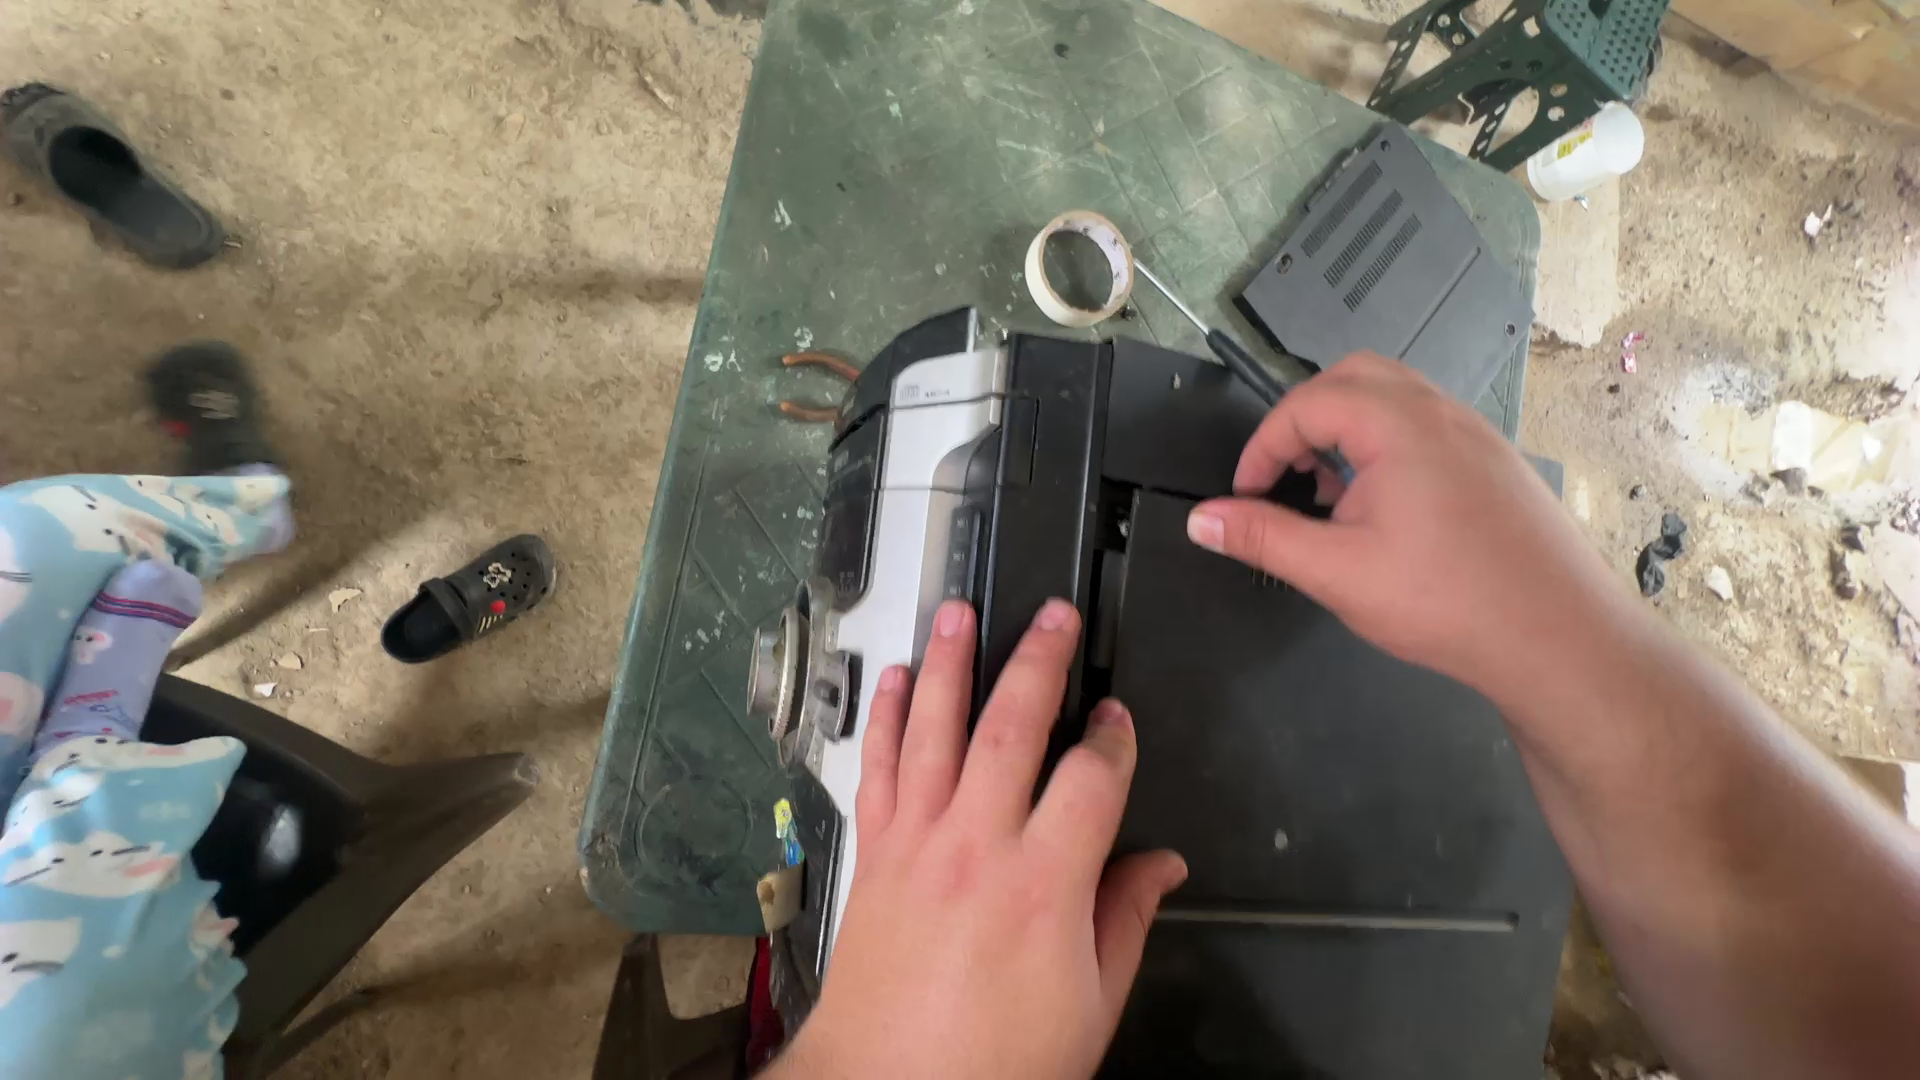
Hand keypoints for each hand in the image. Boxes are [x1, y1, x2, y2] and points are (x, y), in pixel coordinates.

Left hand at [773, 598, 1186, 1079]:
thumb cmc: (998, 1063)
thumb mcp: (1090, 1006)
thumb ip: (1126, 919)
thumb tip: (1162, 862)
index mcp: (1044, 885)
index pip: (1092, 780)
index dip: (1114, 739)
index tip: (1118, 715)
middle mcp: (977, 845)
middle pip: (1012, 727)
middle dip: (1039, 661)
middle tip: (1054, 615)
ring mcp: (919, 838)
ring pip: (935, 729)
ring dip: (949, 663)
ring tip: (959, 612)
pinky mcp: (877, 847)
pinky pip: (879, 766)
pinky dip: (888, 717)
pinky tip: (899, 678)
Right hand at [1183, 352, 1632, 695]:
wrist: (1563, 642)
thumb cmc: (1447, 602)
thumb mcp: (1335, 572)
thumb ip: (1261, 537)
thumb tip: (1200, 519)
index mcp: (1400, 428)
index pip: (1307, 403)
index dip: (1262, 446)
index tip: (1245, 495)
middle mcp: (1442, 415)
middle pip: (1352, 376)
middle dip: (1302, 418)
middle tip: (1283, 472)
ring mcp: (1475, 436)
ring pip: (1391, 397)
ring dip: (1342, 430)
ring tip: (1327, 492)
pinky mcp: (1492, 463)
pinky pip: (1422, 425)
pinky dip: (1380, 445)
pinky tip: (1377, 508)